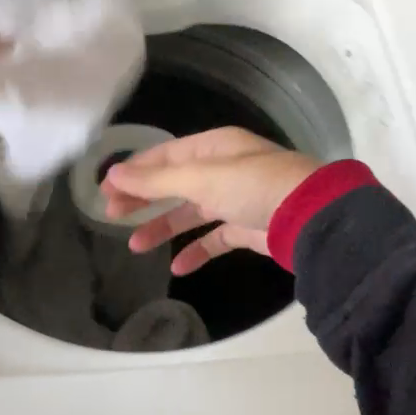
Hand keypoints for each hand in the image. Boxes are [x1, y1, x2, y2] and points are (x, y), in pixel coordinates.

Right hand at [100, 127, 318, 275]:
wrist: (311, 217)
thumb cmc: (252, 187)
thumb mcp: (199, 178)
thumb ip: (155, 179)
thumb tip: (113, 173)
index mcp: (214, 148)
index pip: (164, 155)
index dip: (133, 171)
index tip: (105, 190)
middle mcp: (224, 169)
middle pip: (174, 183)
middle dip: (143, 199)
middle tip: (112, 216)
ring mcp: (237, 199)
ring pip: (191, 212)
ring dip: (163, 227)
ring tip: (136, 247)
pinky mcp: (248, 228)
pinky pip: (215, 239)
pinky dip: (196, 251)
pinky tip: (178, 267)